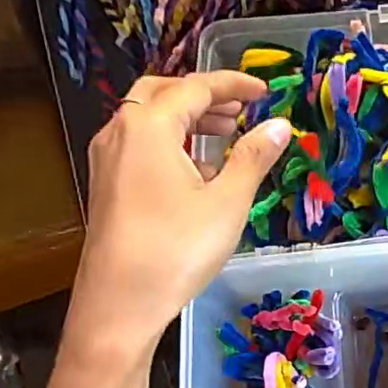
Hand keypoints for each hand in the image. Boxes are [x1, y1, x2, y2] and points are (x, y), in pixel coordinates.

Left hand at [70, 72, 289, 351]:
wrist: (121, 303)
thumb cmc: (177, 248)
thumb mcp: (227, 201)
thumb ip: (253, 157)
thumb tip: (280, 125)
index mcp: (149, 126)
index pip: (195, 87)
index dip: (232, 84)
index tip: (263, 90)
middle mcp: (121, 132)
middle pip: (164, 94)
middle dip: (205, 96)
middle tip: (240, 110)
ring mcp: (108, 159)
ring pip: (149, 120)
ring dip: (188, 119)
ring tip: (226, 136)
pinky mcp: (107, 185)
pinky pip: (141, 145)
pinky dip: (171, 142)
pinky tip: (198, 171)